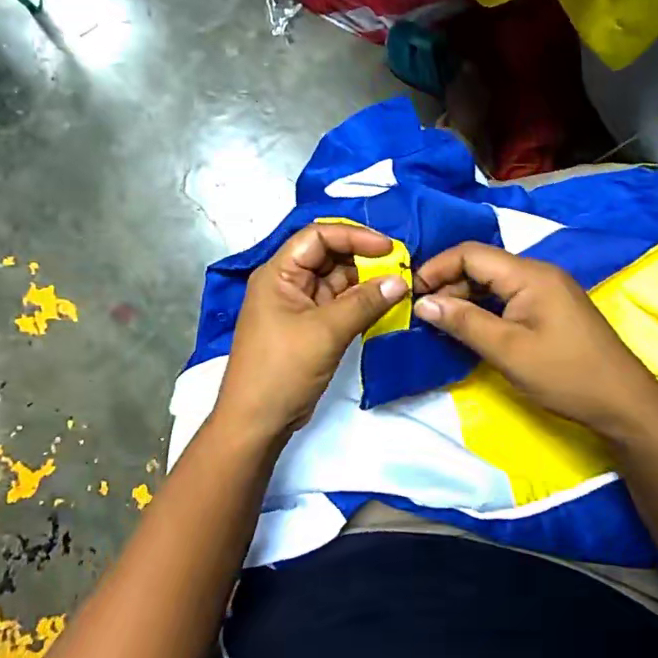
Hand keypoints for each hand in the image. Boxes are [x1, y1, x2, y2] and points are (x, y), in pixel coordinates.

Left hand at [215, 223, 407, 439]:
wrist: (256, 421)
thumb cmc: (282, 369)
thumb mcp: (325, 332)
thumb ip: (364, 303)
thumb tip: (401, 281)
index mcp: (278, 273)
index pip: (317, 237)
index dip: (353, 236)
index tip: (389, 248)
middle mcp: (285, 283)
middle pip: (327, 256)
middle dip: (363, 258)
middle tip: (400, 267)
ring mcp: (297, 306)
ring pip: (335, 281)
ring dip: (364, 281)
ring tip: (399, 285)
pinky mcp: (308, 328)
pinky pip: (336, 304)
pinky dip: (359, 303)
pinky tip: (384, 304)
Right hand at [412, 242, 657, 440]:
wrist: (625, 405)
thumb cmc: (566, 375)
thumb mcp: (507, 350)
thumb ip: (463, 321)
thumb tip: (422, 303)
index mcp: (530, 274)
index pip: (470, 253)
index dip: (436, 268)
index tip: (412, 293)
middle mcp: (538, 272)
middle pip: (480, 264)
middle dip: (447, 283)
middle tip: (423, 312)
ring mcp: (547, 288)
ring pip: (492, 280)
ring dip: (463, 296)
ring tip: (441, 321)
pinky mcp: (550, 306)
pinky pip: (507, 294)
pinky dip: (483, 306)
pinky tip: (470, 326)